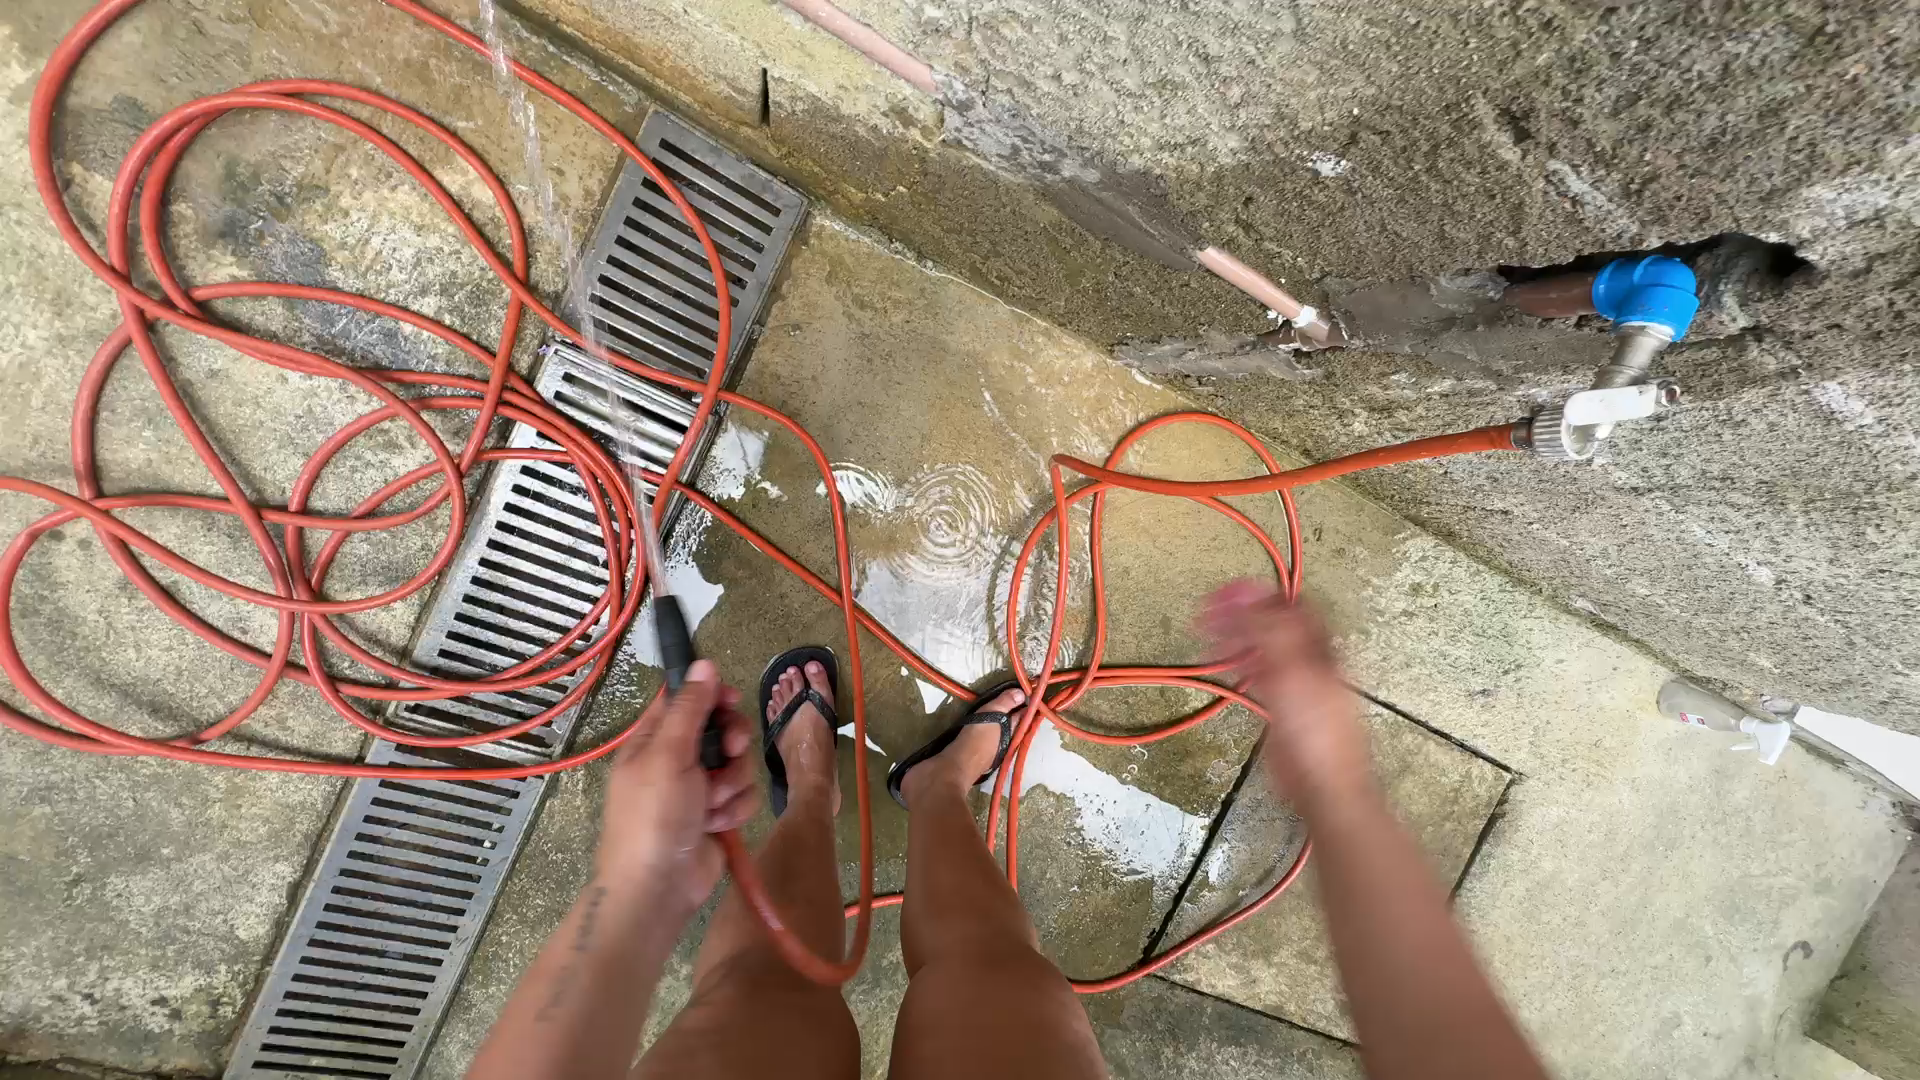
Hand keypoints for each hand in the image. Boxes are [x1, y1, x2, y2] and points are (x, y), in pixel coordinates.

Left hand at [594, 660, 756, 916]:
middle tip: (728, 754)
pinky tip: (719, 824)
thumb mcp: (668, 754)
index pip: (688, 701)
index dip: (713, 697)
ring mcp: (698, 788)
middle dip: (730, 744)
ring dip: (732, 782)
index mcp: (654, 741)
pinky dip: (734, 808)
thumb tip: (703, 662)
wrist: (659, 889)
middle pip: (721, 729)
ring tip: (713, 804)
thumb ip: (690, 708)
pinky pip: (743, 794)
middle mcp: (677, 760)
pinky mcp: (718, 813)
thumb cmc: (654, 817)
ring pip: (738, 763)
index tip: (732, 700)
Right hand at [1202, 582, 1371, 811]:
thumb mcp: (1293, 670)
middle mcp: (1308, 657)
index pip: (1288, 604)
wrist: (1322, 785)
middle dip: (1237, 613)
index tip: (1221, 593)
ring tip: (1203, 634)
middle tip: (1203, 613)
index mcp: (1319, 646)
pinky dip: (1235, 661)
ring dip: (1232, 635)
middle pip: (1271, 622)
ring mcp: (1294, 680)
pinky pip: (1255, 671)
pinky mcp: (1280, 703)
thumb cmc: (1314, 729)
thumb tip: (1248, 590)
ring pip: (1260, 645)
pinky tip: (1218, 662)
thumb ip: (1270, 629)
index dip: (1256, 594)